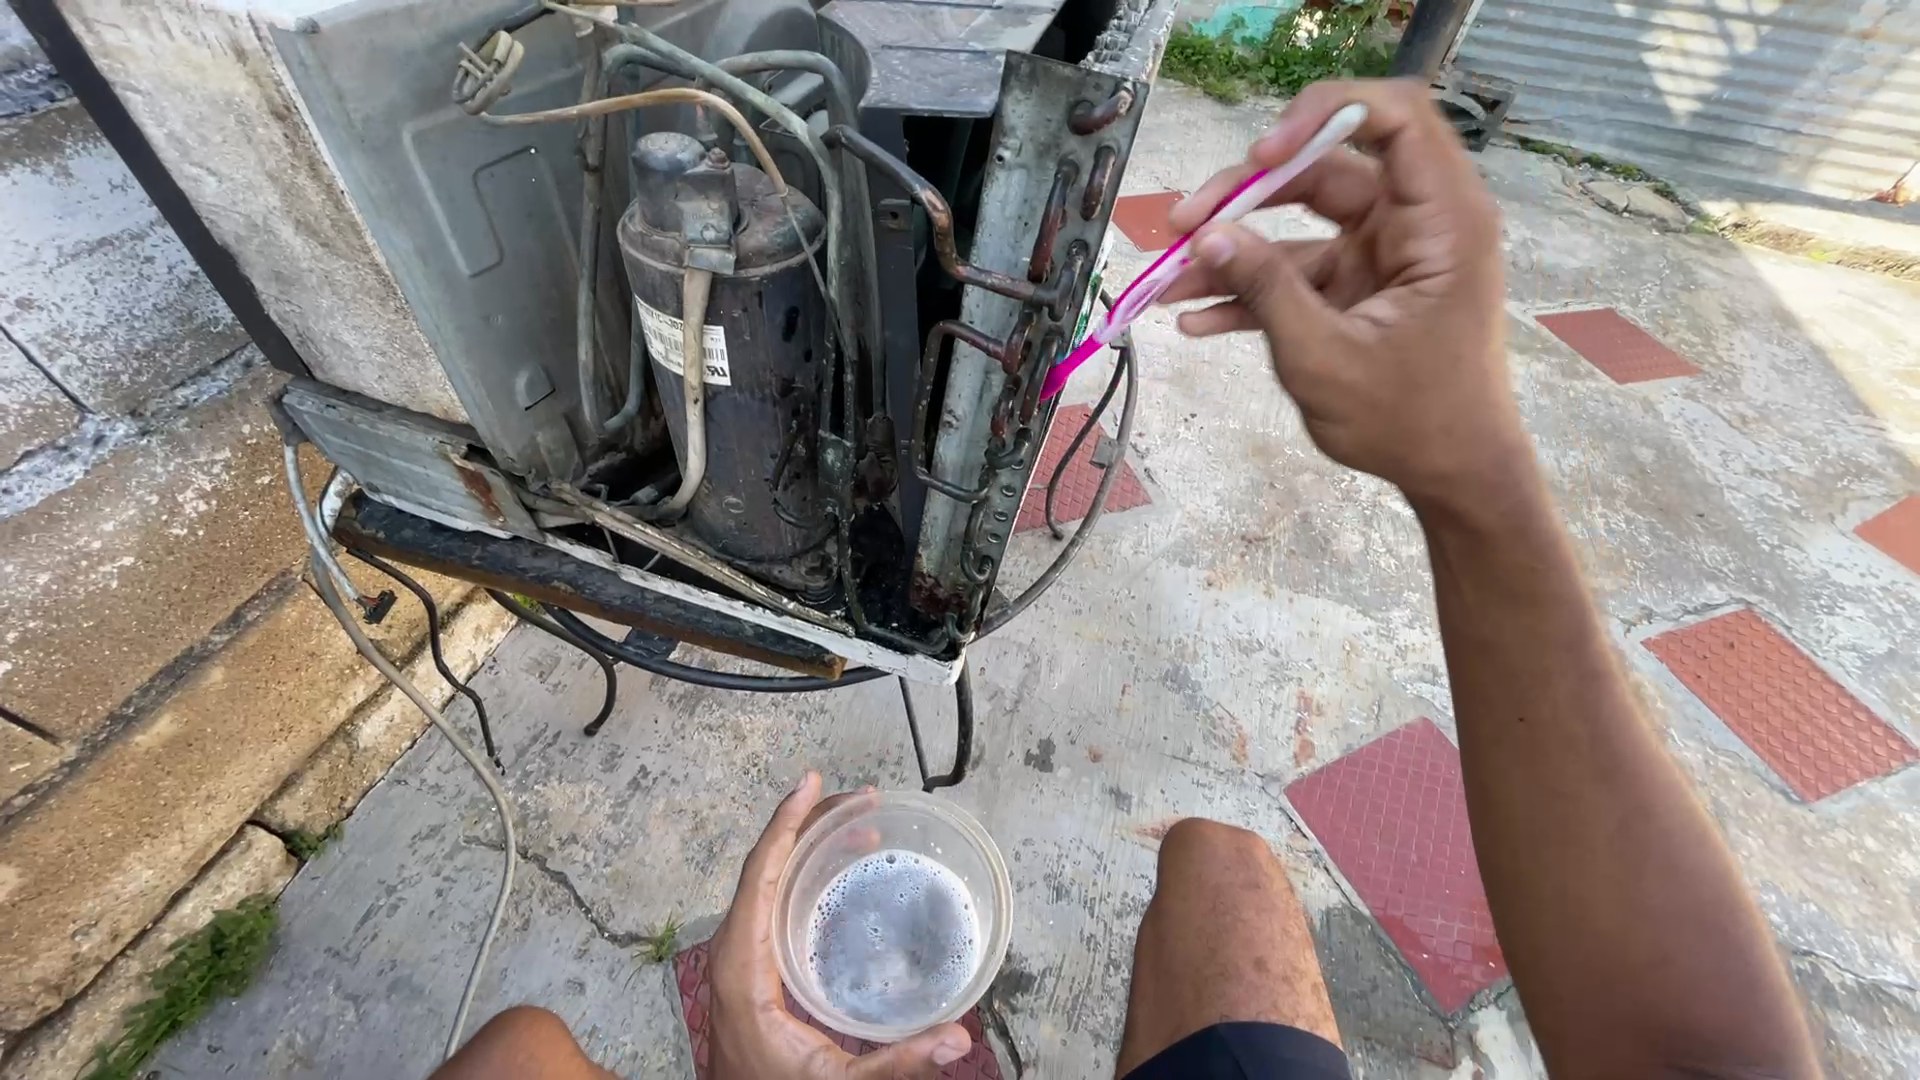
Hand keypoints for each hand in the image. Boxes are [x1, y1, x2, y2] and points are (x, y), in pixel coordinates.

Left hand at [708, 772, 973, 1079]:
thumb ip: (895, 1062)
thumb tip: (957, 1037)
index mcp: (742, 963)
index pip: (760, 872)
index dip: (786, 822)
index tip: (812, 783)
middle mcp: (734, 944)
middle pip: (768, 861)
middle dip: (814, 821)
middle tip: (865, 800)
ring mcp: (739, 948)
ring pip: (769, 873)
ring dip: (811, 840)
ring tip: (862, 823)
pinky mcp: (749, 955)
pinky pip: (770, 891)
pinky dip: (802, 865)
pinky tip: (837, 863)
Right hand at [1161, 78, 1531, 516]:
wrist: (1446, 471)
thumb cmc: (1406, 418)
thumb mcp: (1323, 355)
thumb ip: (1266, 290)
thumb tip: (1208, 236)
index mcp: (1437, 219)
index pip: (1391, 118)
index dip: (1319, 117)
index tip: (1255, 157)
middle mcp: (1409, 224)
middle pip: (1321, 174)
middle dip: (1244, 198)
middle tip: (1178, 227)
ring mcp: (1376, 259)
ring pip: (1293, 231)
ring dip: (1229, 256)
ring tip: (1166, 282)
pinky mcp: (1351, 293)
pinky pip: (1291, 280)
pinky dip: (1246, 297)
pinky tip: (1195, 320)